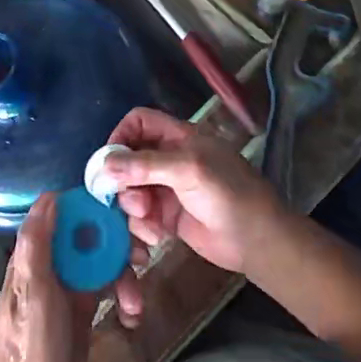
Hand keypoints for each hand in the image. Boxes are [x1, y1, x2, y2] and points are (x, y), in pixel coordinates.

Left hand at [0, 194, 142, 361]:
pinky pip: (110, 286)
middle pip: (90, 235)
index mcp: (34, 255)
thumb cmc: (32, 350)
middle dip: (118, 243)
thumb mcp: (33, 293)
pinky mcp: (84, 305)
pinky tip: (131, 316)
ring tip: (135, 303)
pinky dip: (124, 296)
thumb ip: (38, 244)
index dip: (93, 209)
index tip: (123, 211)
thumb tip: (50, 196)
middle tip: (144, 254)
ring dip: (125, 276)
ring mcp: (69, 285)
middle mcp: (51, 264)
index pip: (64, 214)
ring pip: (104, 261)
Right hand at [103, 107, 288, 273]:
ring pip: (131, 190)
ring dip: (133, 207)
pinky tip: (157, 236)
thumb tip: (104, 165)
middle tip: (131, 201)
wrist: (256, 240)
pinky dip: (142, 226)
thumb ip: (145, 165)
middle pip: (129, 160)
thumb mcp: (188, 170)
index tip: (110, 162)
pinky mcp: (166, 216)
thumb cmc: (228, 193)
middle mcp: (169, 158)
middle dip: (124, 181)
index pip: (139, 122)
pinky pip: (140, 216)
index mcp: (178, 137)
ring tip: (148, 221)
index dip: (121, 136)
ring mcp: (167, 188)